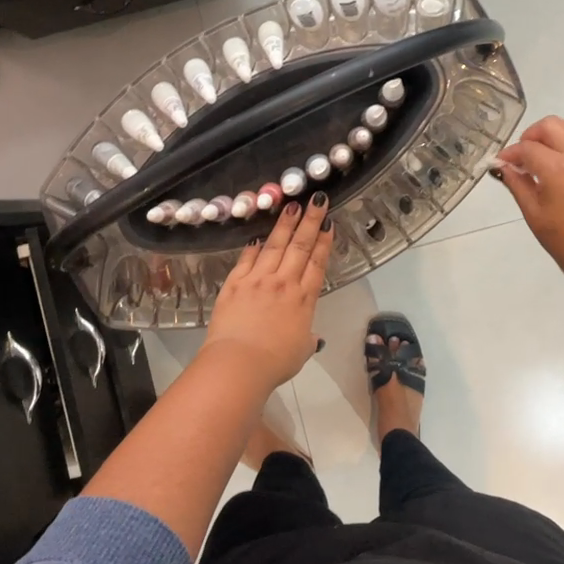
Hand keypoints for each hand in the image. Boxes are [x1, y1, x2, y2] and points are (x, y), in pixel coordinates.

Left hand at [201, 195, 334, 387]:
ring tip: (292, 206)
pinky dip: (254, 247)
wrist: (239, 363)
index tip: (329, 223)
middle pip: (300, 246)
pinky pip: (247, 259)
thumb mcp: (300, 351)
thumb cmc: (274, 362)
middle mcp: (284, 283)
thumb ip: (307, 339)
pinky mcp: (234, 282)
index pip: (317, 263)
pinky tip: (258, 236)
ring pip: (275, 245)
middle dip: (311, 221)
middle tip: (317, 200)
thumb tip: (311, 337)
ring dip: (285, 224)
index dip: (324, 242)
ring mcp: (258, 279)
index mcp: (304, 299)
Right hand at [495, 115, 563, 276]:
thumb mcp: (531, 210)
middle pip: (551, 125)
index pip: (527, 148)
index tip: (502, 162)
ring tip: (548, 148)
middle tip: (523, 154)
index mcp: (557, 169)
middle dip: (531, 135)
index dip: (511, 153)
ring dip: (558, 130)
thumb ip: (515, 182)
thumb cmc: (559, 236)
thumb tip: (501, 165)